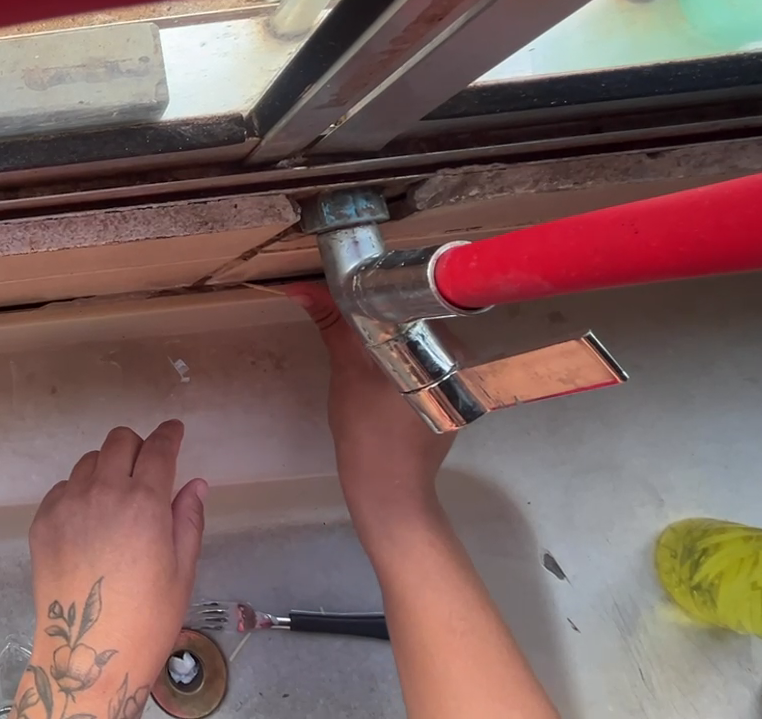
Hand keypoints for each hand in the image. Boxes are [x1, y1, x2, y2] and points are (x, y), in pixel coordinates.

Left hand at [15, 421, 206, 718]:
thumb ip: (188, 519)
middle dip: (137, 445)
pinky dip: (81, 492)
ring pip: (89, 461)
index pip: (159, 449)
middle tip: (146, 466)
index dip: (169, 434)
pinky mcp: (43, 519)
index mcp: (144, 502)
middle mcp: (103, 491)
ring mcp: (68, 502)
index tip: (174, 429)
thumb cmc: (146, 618)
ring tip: (117, 498)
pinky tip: (90, 521)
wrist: (86, 653)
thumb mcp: (181, 571)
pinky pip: (64, 487)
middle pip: (118, 441)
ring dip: (107, 467)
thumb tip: (195, 483)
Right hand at [284, 283, 453, 533]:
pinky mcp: (440, 388)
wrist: (388, 489)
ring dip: (377, 321)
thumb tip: (302, 288)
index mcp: (447, 347)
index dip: (375, 282)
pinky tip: (364, 342)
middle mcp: (460, 356)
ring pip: (410, 331)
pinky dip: (386, 343)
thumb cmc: (370, 431)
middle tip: (337, 289)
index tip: (343, 272)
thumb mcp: (347, 371)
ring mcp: (452, 375)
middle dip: (373, 300)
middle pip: (411, 312)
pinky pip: (412, 351)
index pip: (412, 298)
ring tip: (345, 309)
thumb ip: (332, 325)